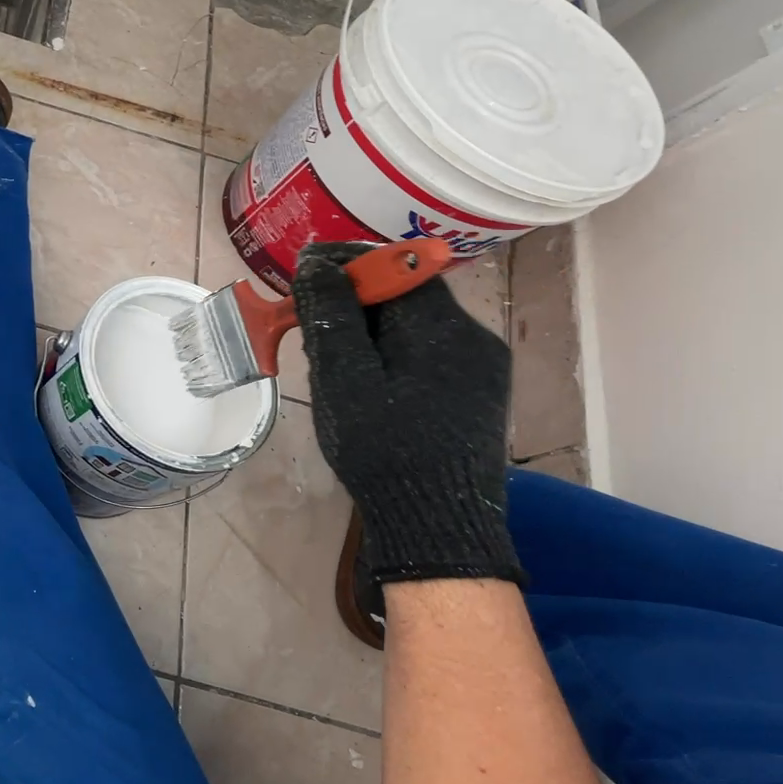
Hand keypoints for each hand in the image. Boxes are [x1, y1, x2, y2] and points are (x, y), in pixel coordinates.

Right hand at [290, 243, 523, 591]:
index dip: (348, 262)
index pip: (397, 267)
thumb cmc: (384, 448)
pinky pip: (425, 354)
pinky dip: (387, 353)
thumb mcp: (343, 379)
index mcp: (444, 330)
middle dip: (353, 299)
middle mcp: (473, 340)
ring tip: (327, 356)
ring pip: (413, 327)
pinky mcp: (475, 396)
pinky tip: (362, 381)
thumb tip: (316, 265)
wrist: (437, 522)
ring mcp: (480, 370)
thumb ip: (332, 316)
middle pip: (405, 297)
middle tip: (304, 320)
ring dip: (368, 329)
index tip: (303, 270)